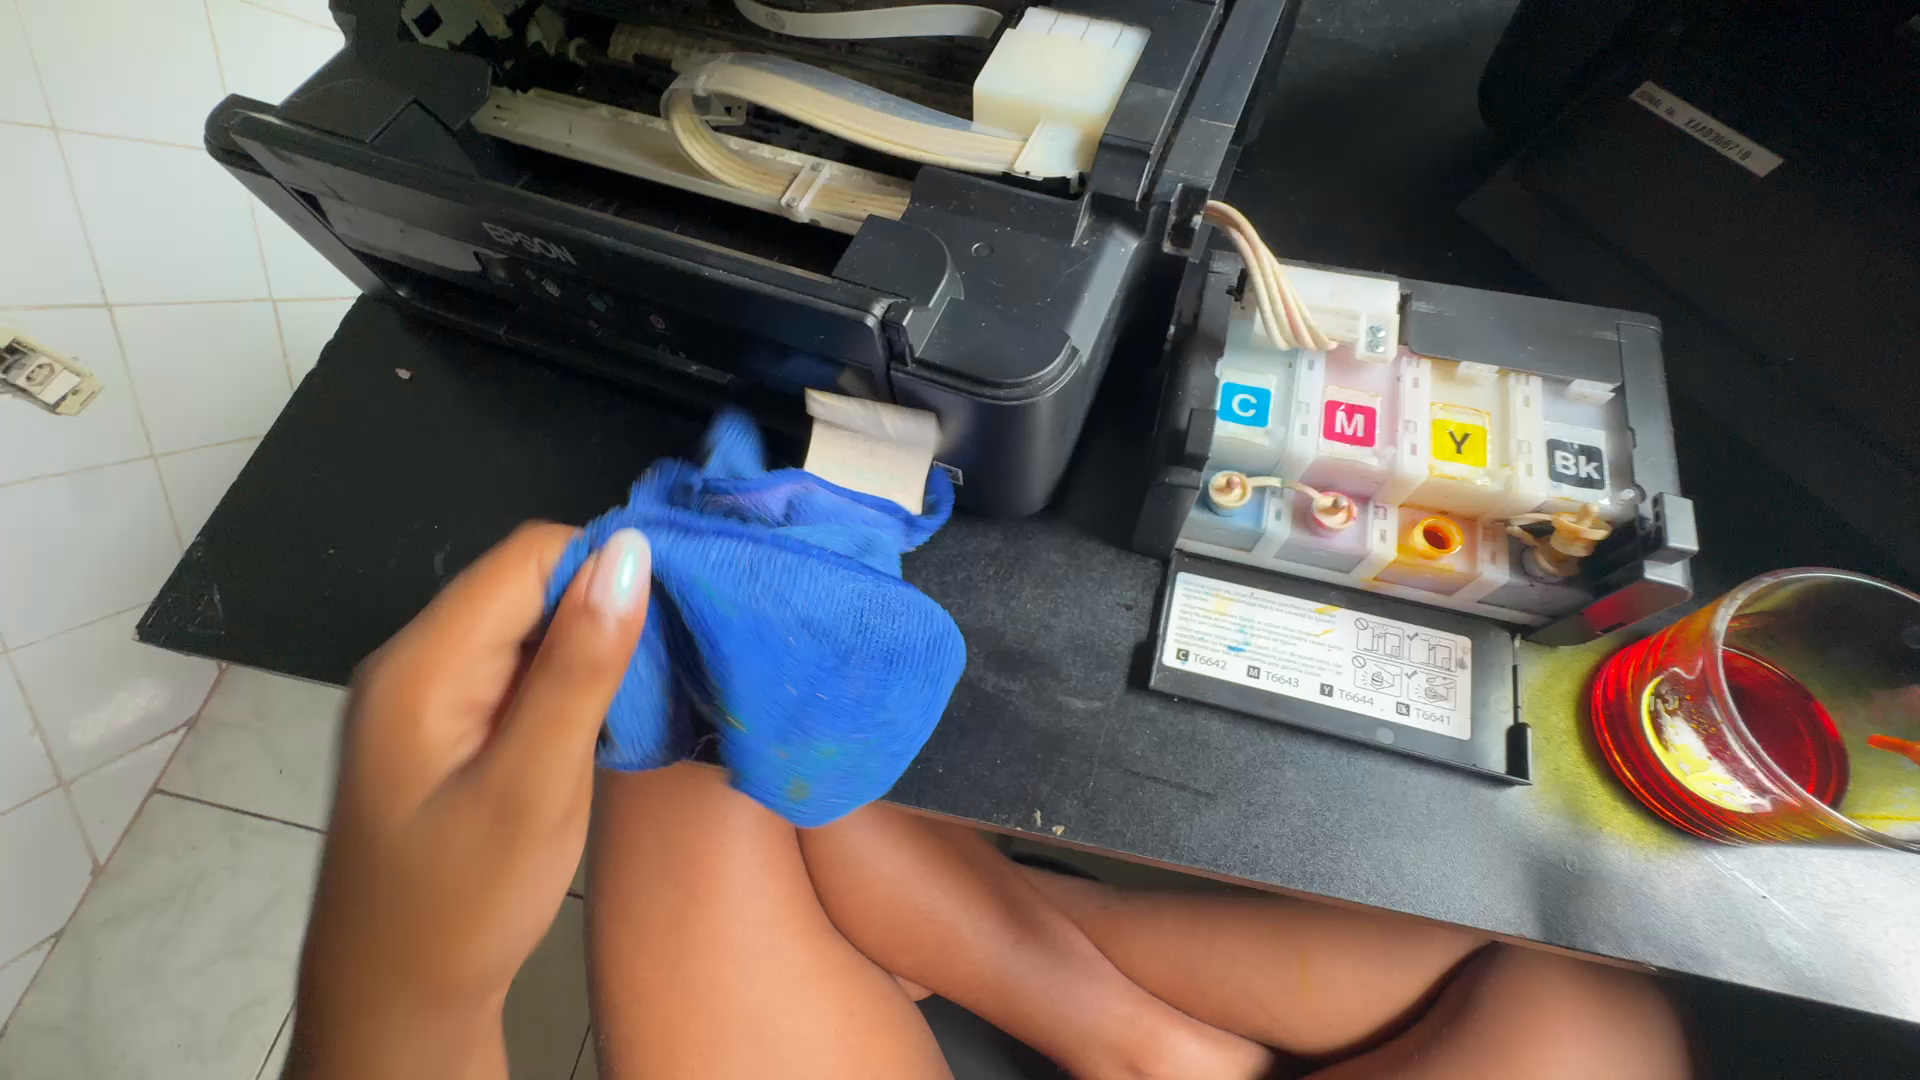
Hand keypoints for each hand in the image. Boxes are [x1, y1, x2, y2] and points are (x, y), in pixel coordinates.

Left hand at [289, 523, 650, 1078]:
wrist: (398, 1004)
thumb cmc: (465, 903)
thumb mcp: (535, 782)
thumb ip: (582, 664)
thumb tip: (631, 552)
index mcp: (424, 663)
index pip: (531, 555)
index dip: (607, 568)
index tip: (669, 616)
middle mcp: (418, 659)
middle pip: (529, 582)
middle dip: (603, 606)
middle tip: (665, 660)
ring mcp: (432, 690)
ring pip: (532, 621)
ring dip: (594, 643)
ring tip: (644, 687)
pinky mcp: (452, 719)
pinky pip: (524, 662)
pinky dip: (574, 674)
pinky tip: (605, 711)